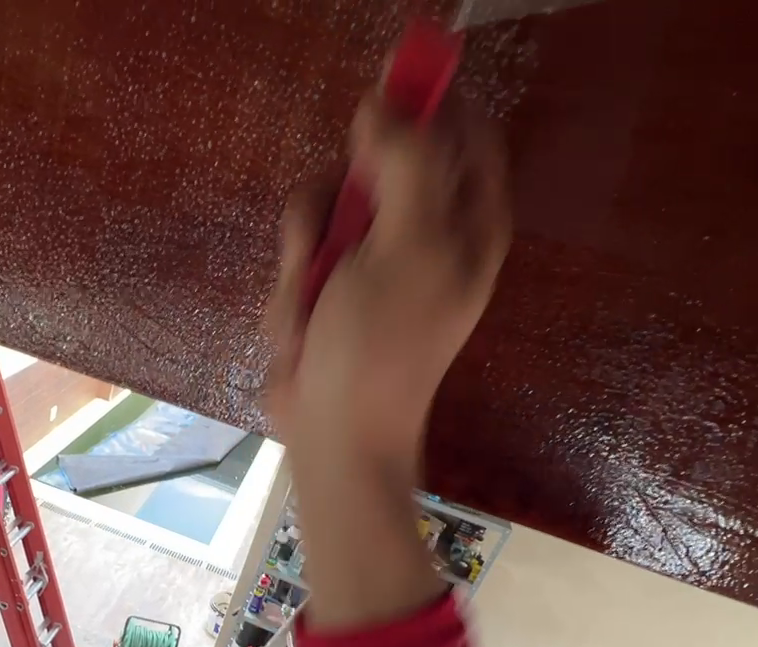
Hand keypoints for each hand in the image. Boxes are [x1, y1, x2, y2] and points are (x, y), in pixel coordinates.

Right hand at [262, 95, 511, 473]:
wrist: (334, 433)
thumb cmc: (379, 349)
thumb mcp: (406, 247)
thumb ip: (406, 162)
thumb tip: (385, 102)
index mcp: (467, 220)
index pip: (456, 128)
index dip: (416, 111)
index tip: (370, 121)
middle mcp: (421, 232)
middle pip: (373, 161)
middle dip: (338, 200)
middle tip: (335, 238)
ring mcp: (369, 262)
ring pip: (322, 207)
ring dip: (303, 256)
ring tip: (313, 306)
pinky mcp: (327, 287)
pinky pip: (297, 255)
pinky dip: (290, 291)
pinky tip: (301, 328)